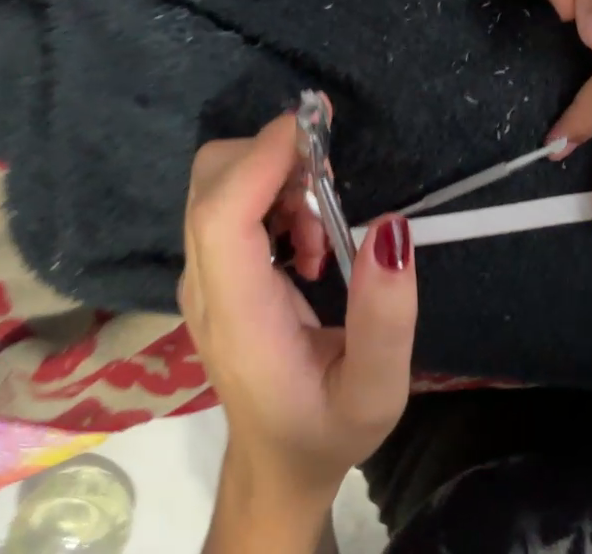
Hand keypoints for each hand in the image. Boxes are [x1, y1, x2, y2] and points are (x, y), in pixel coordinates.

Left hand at [180, 114, 415, 511]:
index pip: (221, 216)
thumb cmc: (327, 428)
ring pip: (219, 182)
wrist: (278, 460)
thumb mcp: (376, 391)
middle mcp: (204, 286)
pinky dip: (274, 194)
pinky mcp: (214, 270)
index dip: (263, 159)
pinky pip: (231, 199)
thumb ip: (386, 319)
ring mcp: (202, 276)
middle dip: (275, 158)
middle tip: (334, 189)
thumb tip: (390, 227)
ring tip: (328, 233)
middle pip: (211, 181)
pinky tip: (311, 242)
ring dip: (279, 178)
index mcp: (238, 317)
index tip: (318, 131)